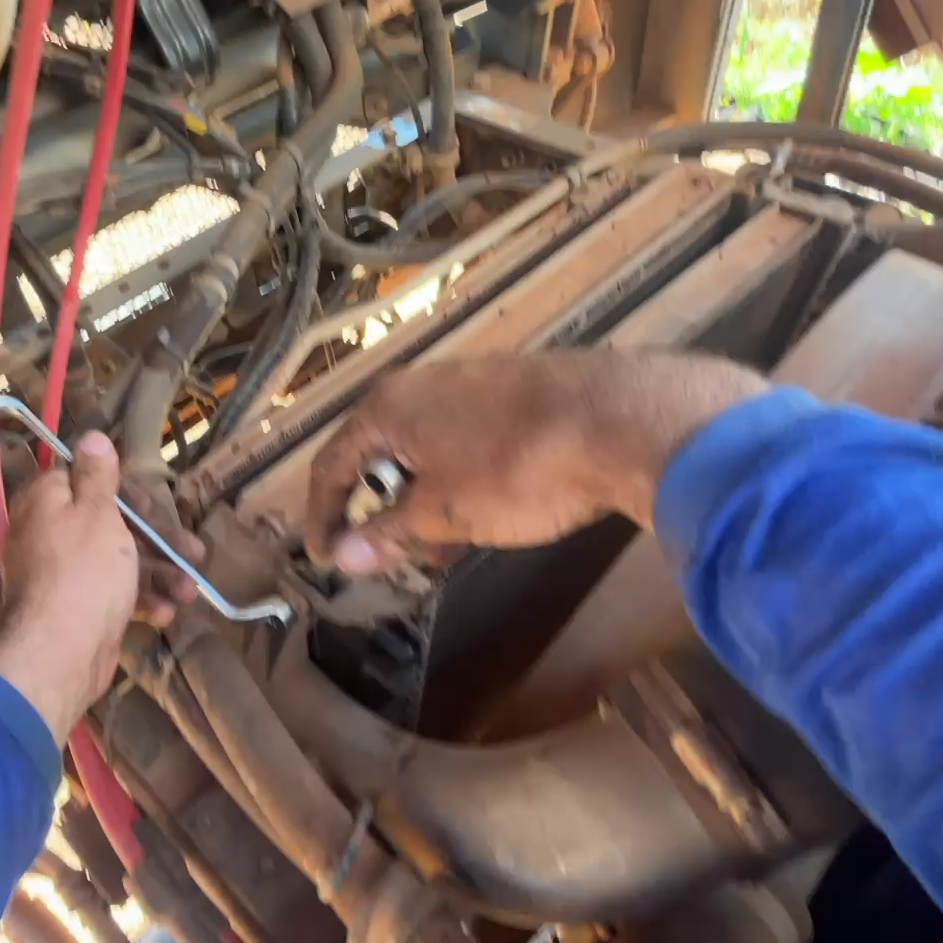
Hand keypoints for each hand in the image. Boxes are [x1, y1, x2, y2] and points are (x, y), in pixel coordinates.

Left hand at [0, 432, 199, 737]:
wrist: (60, 656)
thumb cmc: (84, 573)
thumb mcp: (97, 513)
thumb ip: (98, 476)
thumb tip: (90, 435)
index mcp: (48, 503)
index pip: (85, 480)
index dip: (124, 490)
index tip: (153, 503)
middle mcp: (51, 535)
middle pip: (111, 524)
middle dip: (157, 539)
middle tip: (192, 548)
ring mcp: (64, 575)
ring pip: (119, 562)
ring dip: (158, 574)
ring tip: (190, 589)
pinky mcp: (79, 609)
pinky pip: (114, 595)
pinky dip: (141, 601)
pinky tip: (166, 612)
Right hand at [304, 350, 766, 574]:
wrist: (619, 420)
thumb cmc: (512, 470)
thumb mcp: (442, 513)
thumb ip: (387, 533)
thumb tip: (341, 557)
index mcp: (386, 409)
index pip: (330, 466)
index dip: (323, 517)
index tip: (327, 559)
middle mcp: (418, 386)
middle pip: (375, 457)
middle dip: (380, 513)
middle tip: (394, 558)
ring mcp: (467, 384)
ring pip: (421, 452)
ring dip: (421, 502)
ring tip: (447, 544)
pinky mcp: (509, 392)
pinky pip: (459, 442)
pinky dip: (455, 482)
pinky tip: (486, 510)